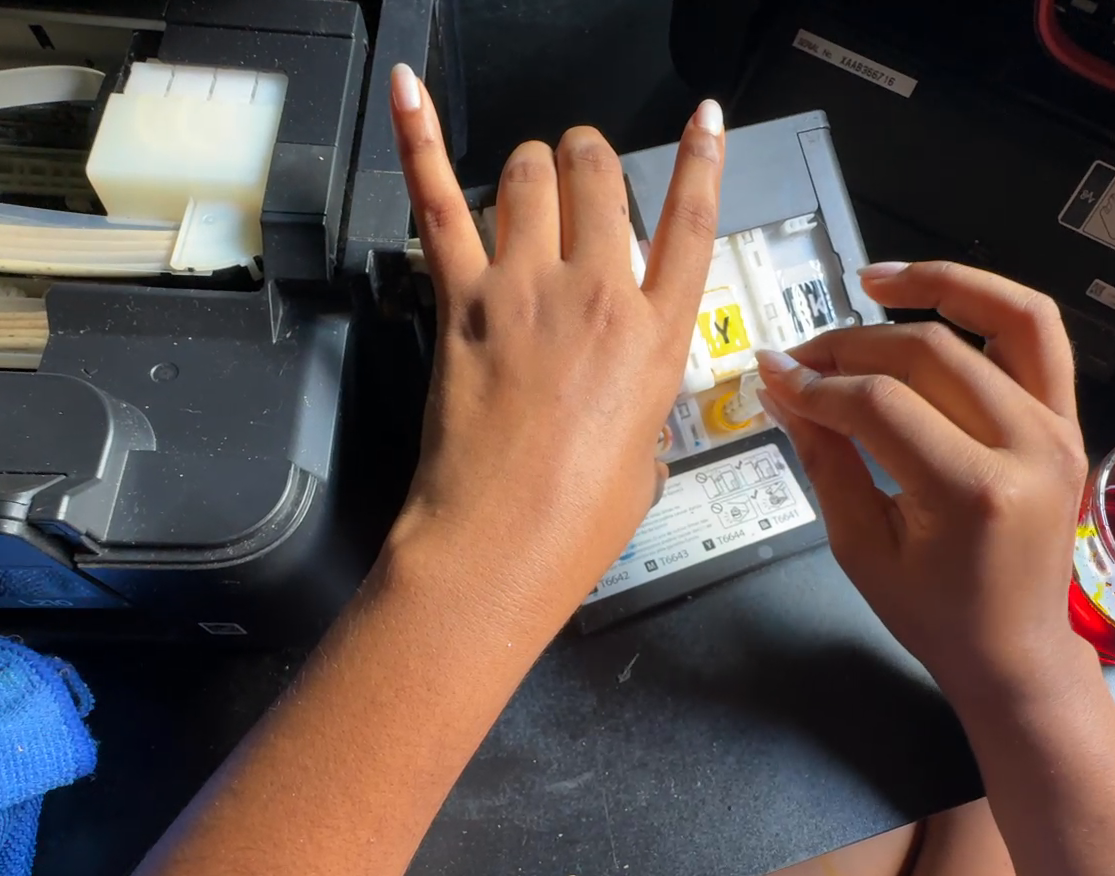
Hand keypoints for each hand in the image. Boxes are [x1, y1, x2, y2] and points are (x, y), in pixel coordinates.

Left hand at [384, 63, 725, 632]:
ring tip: (527, 182)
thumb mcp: (641, 469)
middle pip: (603, 178)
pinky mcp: (462, 301)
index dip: (703, 163)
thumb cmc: (579, 522)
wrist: (502, 543)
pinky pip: (440, 202)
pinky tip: (410, 91)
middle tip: (583, 172)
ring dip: (533, 167)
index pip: (692, 226)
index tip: (704, 121)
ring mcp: (526, 290)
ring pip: (531, 175)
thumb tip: (629, 422)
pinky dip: (421, 142)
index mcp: (657, 342)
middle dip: (593, 160)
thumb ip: (640, 424)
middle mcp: (598, 297)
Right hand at [755, 262, 1094, 701]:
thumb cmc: (930, 613)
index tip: (771, 377)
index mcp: (971, 492)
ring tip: (868, 281)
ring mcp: (1059, 425)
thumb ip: (825, 458)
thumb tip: (780, 389)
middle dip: (847, 348)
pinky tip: (935, 294)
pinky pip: (1036, 335)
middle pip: (925, 356)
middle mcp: (1026, 445)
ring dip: (927, 290)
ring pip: (993, 322)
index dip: (816, 384)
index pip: (878, 405)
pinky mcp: (1066, 418)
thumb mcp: (860, 546)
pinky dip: (988, 299)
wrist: (1013, 646)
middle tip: (797, 361)